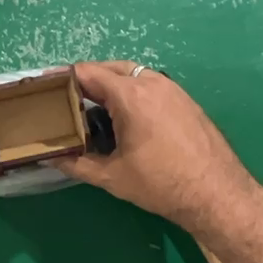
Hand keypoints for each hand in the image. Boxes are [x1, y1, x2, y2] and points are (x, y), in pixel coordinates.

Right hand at [53, 61, 259, 227]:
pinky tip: (124, 117)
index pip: (86, 72)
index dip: (62, 80)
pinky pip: (149, 84)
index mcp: (130, 95)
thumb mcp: (111, 177)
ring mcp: (171, 88)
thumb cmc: (161, 184)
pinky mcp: (184, 99)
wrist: (217, 194)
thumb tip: (49, 158)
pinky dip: (130, 92)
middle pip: (108, 68)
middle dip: (84, 81)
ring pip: (130, 74)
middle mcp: (151, 82)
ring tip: (91, 110)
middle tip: (66, 102)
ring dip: (108, 85)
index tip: (45, 91)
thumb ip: (76, 164)